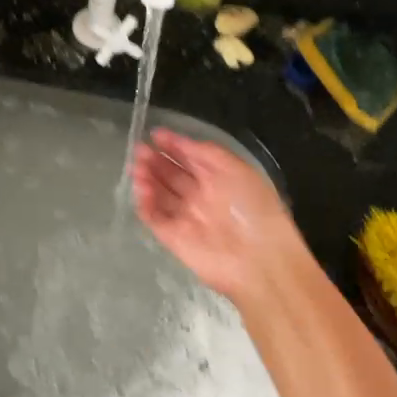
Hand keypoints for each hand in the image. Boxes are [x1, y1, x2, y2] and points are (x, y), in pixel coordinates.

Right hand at [132, 128, 296, 303]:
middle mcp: (200, 197)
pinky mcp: (174, 238)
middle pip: (171, 175)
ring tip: (137, 166)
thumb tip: (178, 141)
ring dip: (147, 178)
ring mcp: (186, 217)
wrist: (259, 261)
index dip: (173, 145)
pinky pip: (154, 217)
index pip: (190, 158)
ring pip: (159, 194)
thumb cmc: (252, 208)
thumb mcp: (236, 169)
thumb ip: (206, 152)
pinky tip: (141, 188)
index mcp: (218, 179)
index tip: (155, 134)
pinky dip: (145, 203)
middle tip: (140, 150)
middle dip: (155, 160)